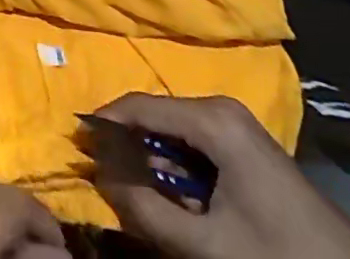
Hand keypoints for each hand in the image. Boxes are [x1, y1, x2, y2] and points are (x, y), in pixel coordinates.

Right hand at [94, 95, 349, 258]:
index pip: (141, 106)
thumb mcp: (206, 245)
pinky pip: (195, 146)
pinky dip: (174, 167)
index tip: (74, 142)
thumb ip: (148, 212)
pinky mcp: (245, 147)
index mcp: (213, 119)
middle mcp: (222, 110)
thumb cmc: (275, 254)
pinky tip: (169, 196)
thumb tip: (101, 177)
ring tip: (128, 188)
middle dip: (126, 143)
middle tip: (100, 173)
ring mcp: (237, 126)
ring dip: (150, 159)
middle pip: (157, 115)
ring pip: (174, 132)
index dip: (104, 122)